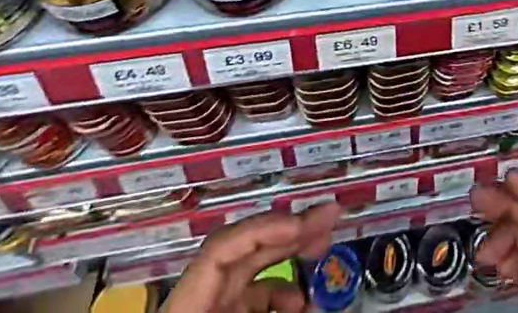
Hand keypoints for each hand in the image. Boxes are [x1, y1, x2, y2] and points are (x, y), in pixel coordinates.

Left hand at [161, 202, 341, 312]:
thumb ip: (269, 301)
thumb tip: (311, 298)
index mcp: (187, 300)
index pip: (223, 246)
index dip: (264, 228)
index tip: (303, 222)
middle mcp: (198, 296)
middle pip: (243, 250)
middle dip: (289, 231)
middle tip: (331, 213)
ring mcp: (209, 307)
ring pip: (251, 271)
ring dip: (290, 258)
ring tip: (325, 248)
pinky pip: (252, 297)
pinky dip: (280, 293)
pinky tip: (304, 300)